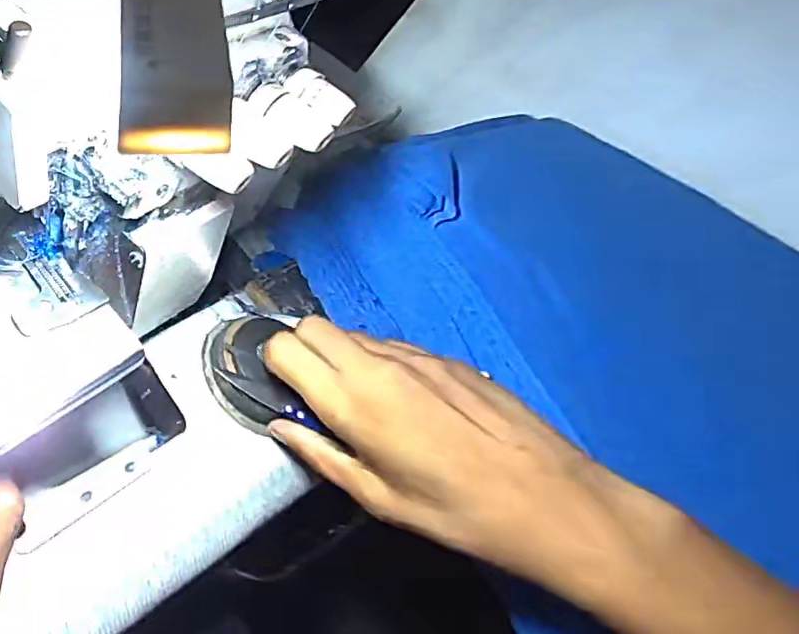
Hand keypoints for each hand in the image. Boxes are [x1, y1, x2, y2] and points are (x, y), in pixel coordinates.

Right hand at [264, 318, 798, 633]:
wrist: (566, 509)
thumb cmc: (462, 514)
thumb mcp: (380, 500)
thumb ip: (319, 455)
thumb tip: (279, 426)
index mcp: (350, 401)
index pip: (281, 346)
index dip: (273, 361)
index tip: (285, 386)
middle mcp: (373, 366)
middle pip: (307, 325)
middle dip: (299, 347)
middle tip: (314, 383)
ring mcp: (412, 357)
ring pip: (348, 331)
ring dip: (338, 352)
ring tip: (363, 392)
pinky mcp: (444, 357)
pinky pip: (389, 343)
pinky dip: (378, 359)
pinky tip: (407, 396)